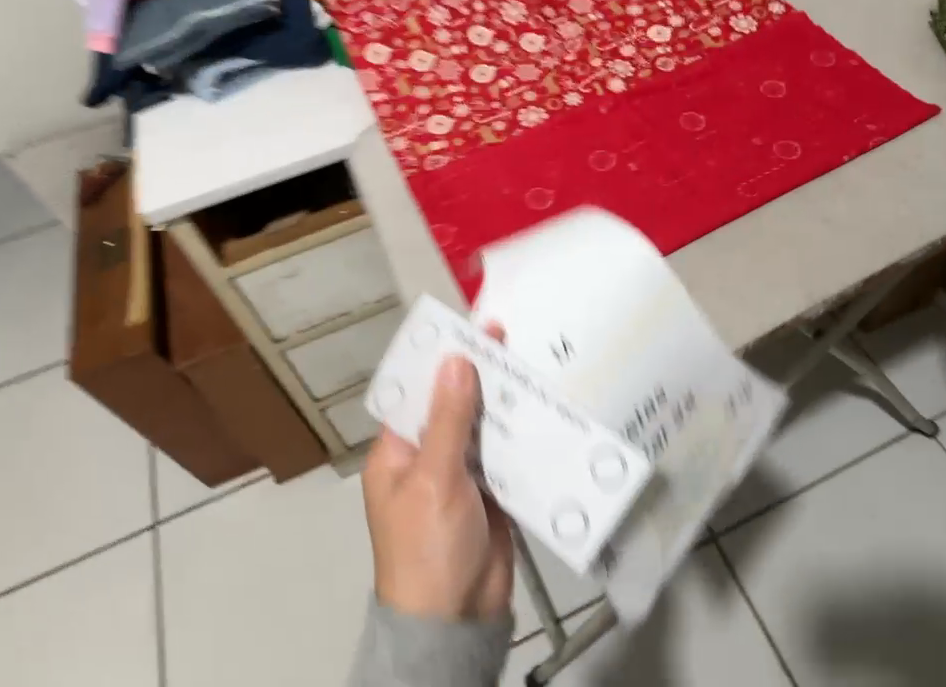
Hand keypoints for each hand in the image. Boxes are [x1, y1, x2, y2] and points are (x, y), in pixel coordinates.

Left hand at [362, 346, 513, 621]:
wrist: (455, 620)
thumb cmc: (427, 547)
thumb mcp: (434, 479)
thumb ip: (449, 420)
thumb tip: (456, 360)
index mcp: (399, 451)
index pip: (418, 392)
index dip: (442, 358)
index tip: (469, 325)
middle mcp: (428, 457)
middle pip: (455, 405)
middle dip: (480, 374)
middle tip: (511, 333)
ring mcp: (462, 475)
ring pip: (485, 426)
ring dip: (506, 401)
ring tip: (534, 360)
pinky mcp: (493, 492)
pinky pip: (507, 453)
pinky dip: (524, 433)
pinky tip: (547, 407)